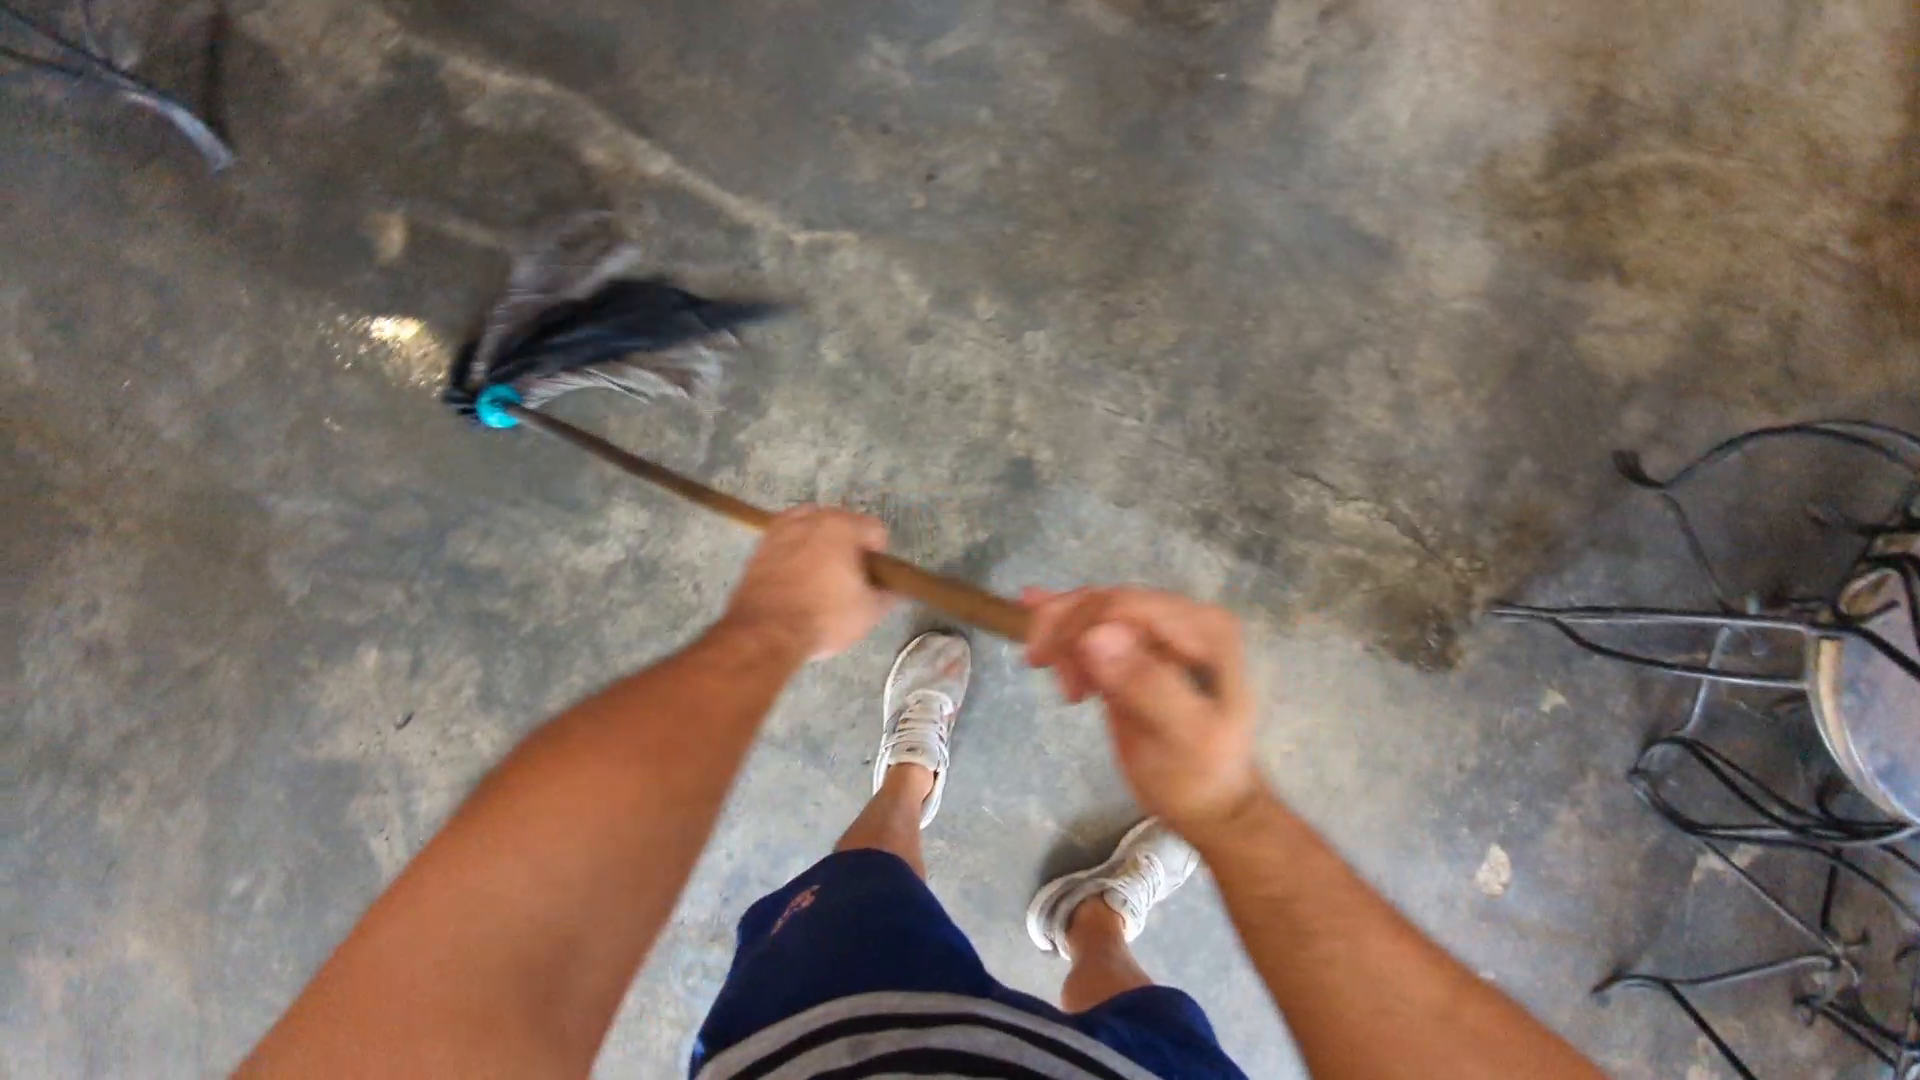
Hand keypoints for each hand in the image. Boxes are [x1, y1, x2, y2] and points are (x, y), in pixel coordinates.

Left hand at [723, 506, 894, 658]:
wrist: (764, 633)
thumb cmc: (823, 617)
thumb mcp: (869, 612)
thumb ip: (888, 595)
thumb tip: (894, 590)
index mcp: (842, 526)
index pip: (875, 529)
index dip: (879, 556)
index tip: (872, 579)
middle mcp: (811, 518)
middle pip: (842, 524)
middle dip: (849, 547)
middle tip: (848, 579)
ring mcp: (781, 530)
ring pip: (812, 529)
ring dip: (821, 546)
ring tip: (820, 578)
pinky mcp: (759, 547)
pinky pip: (788, 542)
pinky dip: (796, 553)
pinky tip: (796, 580)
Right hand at [1024, 587, 1261, 836]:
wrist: (1208, 804)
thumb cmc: (1200, 774)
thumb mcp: (1184, 736)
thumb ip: (1147, 684)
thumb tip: (1094, 637)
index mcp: (1204, 629)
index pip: (1124, 605)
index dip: (1079, 626)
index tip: (1056, 673)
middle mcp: (1183, 620)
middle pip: (1104, 602)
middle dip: (1064, 629)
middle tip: (1040, 667)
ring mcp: (1159, 634)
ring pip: (1092, 610)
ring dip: (1059, 632)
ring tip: (1049, 671)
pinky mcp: (1136, 650)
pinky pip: (1092, 626)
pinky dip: (1062, 623)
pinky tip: (1031, 607)